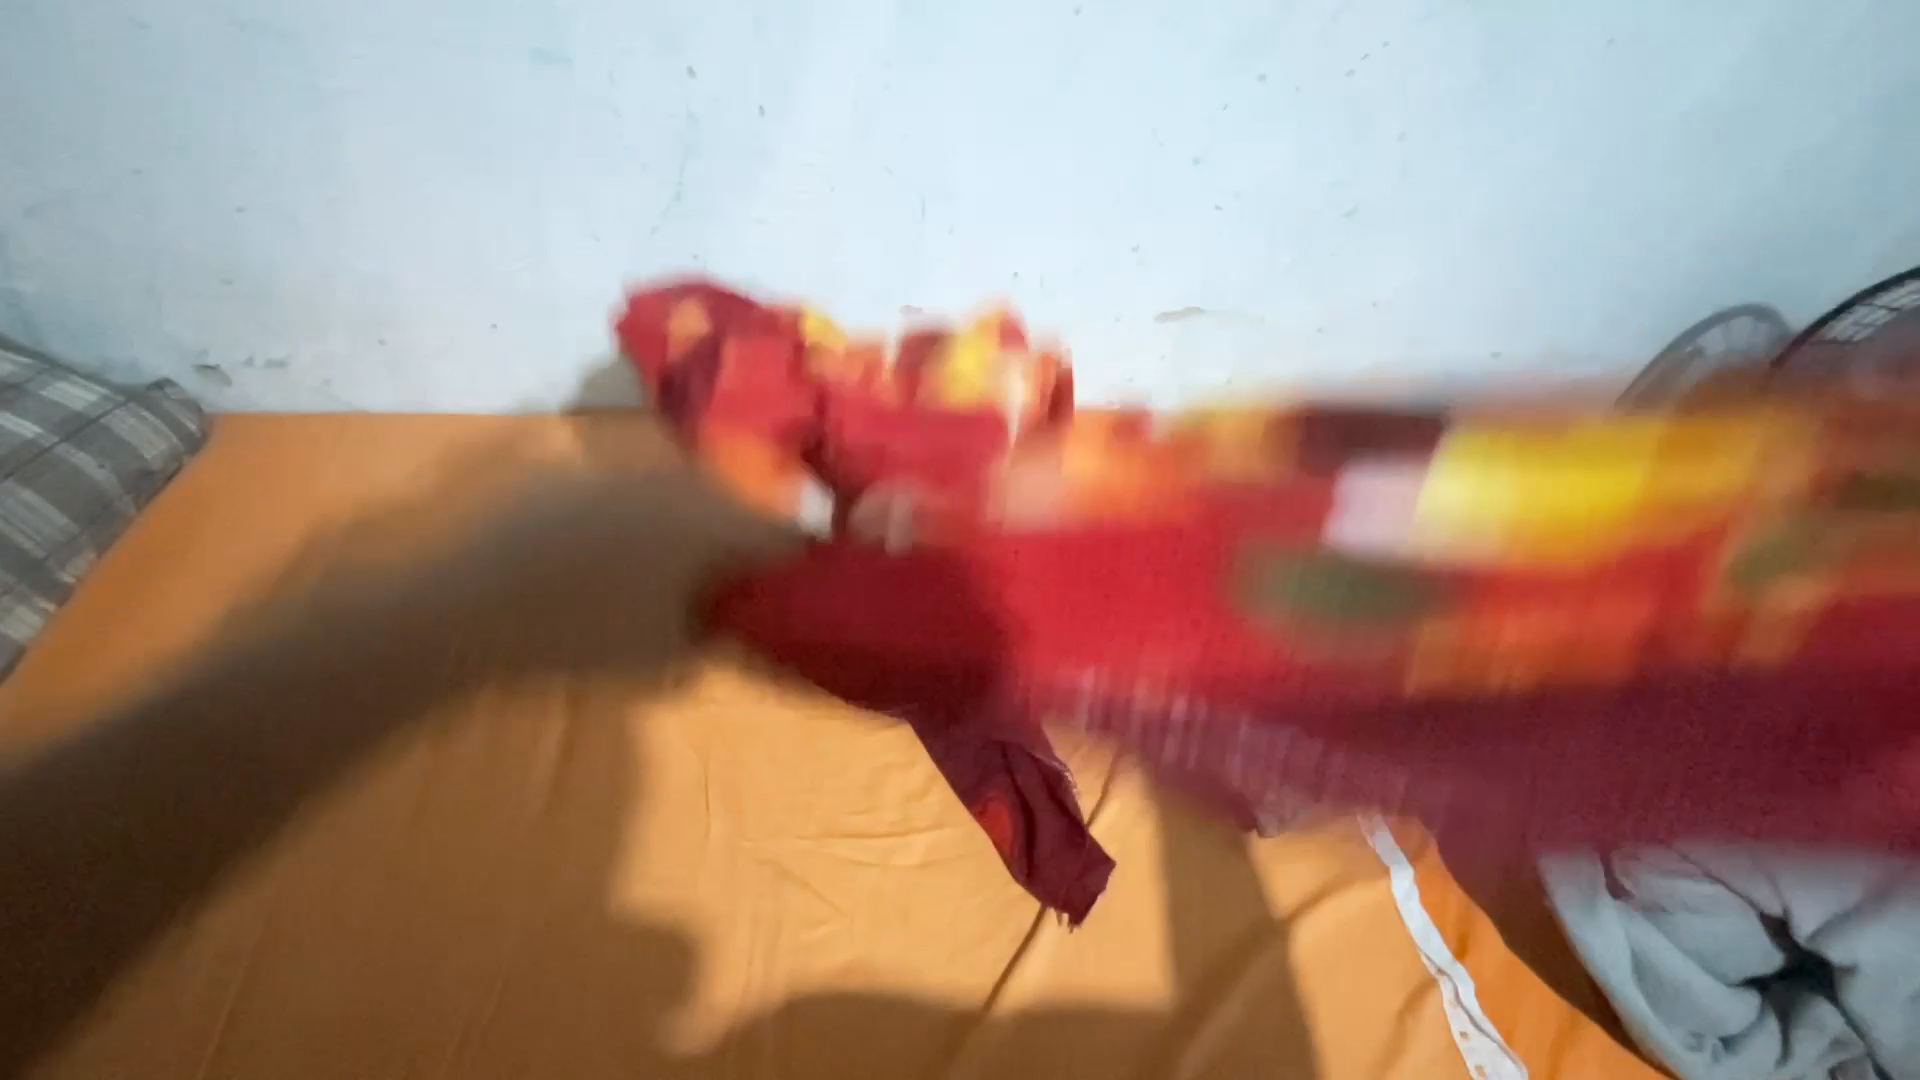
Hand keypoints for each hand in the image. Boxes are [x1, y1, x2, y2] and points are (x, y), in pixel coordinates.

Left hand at [324, 464, 804, 687]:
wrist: (460, 603)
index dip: (796, 563)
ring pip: (685, 492)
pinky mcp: (579, 470)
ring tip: (669, 567)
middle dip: (740, 542)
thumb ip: (717, 636)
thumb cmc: (580, 634)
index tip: (791, 587)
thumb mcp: (666, 657)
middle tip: (727, 582)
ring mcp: (625, 469)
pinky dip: (641, 516)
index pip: (783, 535)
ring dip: (691, 525)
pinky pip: (634, 489)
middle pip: (736, 506)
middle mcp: (679, 481)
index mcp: (712, 523)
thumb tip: (730, 619)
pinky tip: (609, 551)